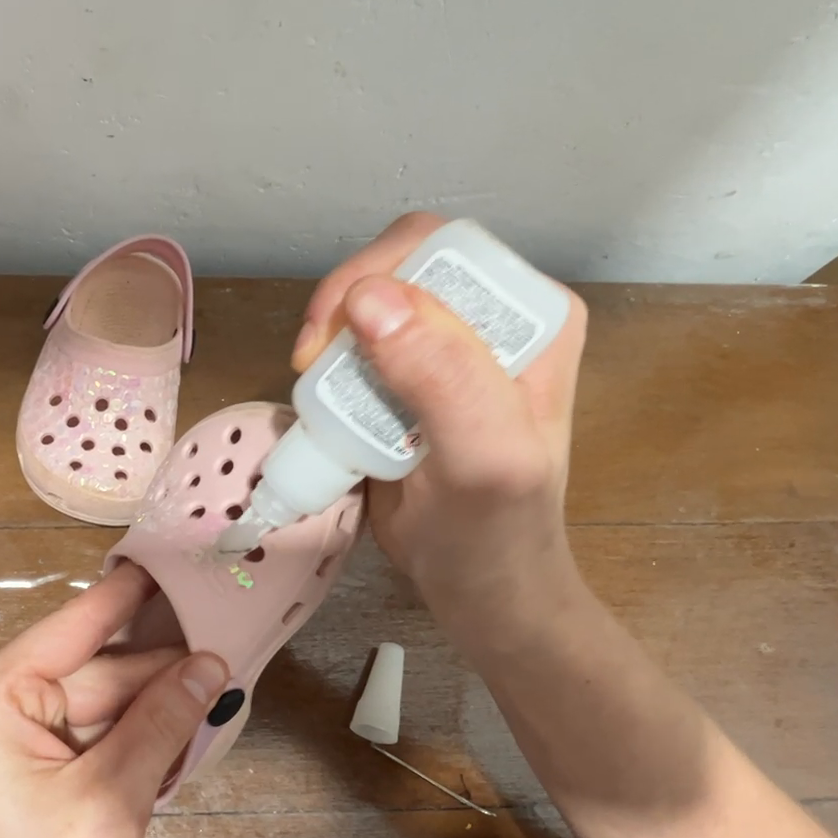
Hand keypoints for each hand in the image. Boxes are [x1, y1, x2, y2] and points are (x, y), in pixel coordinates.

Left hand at [0, 562, 228, 837]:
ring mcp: (10, 736)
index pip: (79, 622)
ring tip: (208, 721)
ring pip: (102, 709)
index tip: (179, 556)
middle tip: (228, 663)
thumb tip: (209, 665)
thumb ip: (161, 725)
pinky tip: (164, 783)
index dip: (134, 592)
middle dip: (161, 680)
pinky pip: (90, 741)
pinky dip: (128, 758)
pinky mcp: (27, 767)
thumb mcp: (110, 804)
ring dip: (151, 729)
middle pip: (99, 672)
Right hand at [292, 212, 591, 655]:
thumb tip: (367, 298)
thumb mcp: (481, 459)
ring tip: (314, 393)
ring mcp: (442, 348)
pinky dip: (325, 368)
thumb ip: (442, 378)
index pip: (439, 251)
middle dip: (341, 308)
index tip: (329, 342)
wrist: (479, 586)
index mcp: (528, 317)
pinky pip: (351, 347)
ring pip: (364, 306)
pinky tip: (321, 403)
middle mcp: (487, 320)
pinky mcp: (404, 380)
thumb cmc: (493, 533)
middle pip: (394, 269)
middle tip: (309, 366)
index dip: (375, 279)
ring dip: (326, 341)